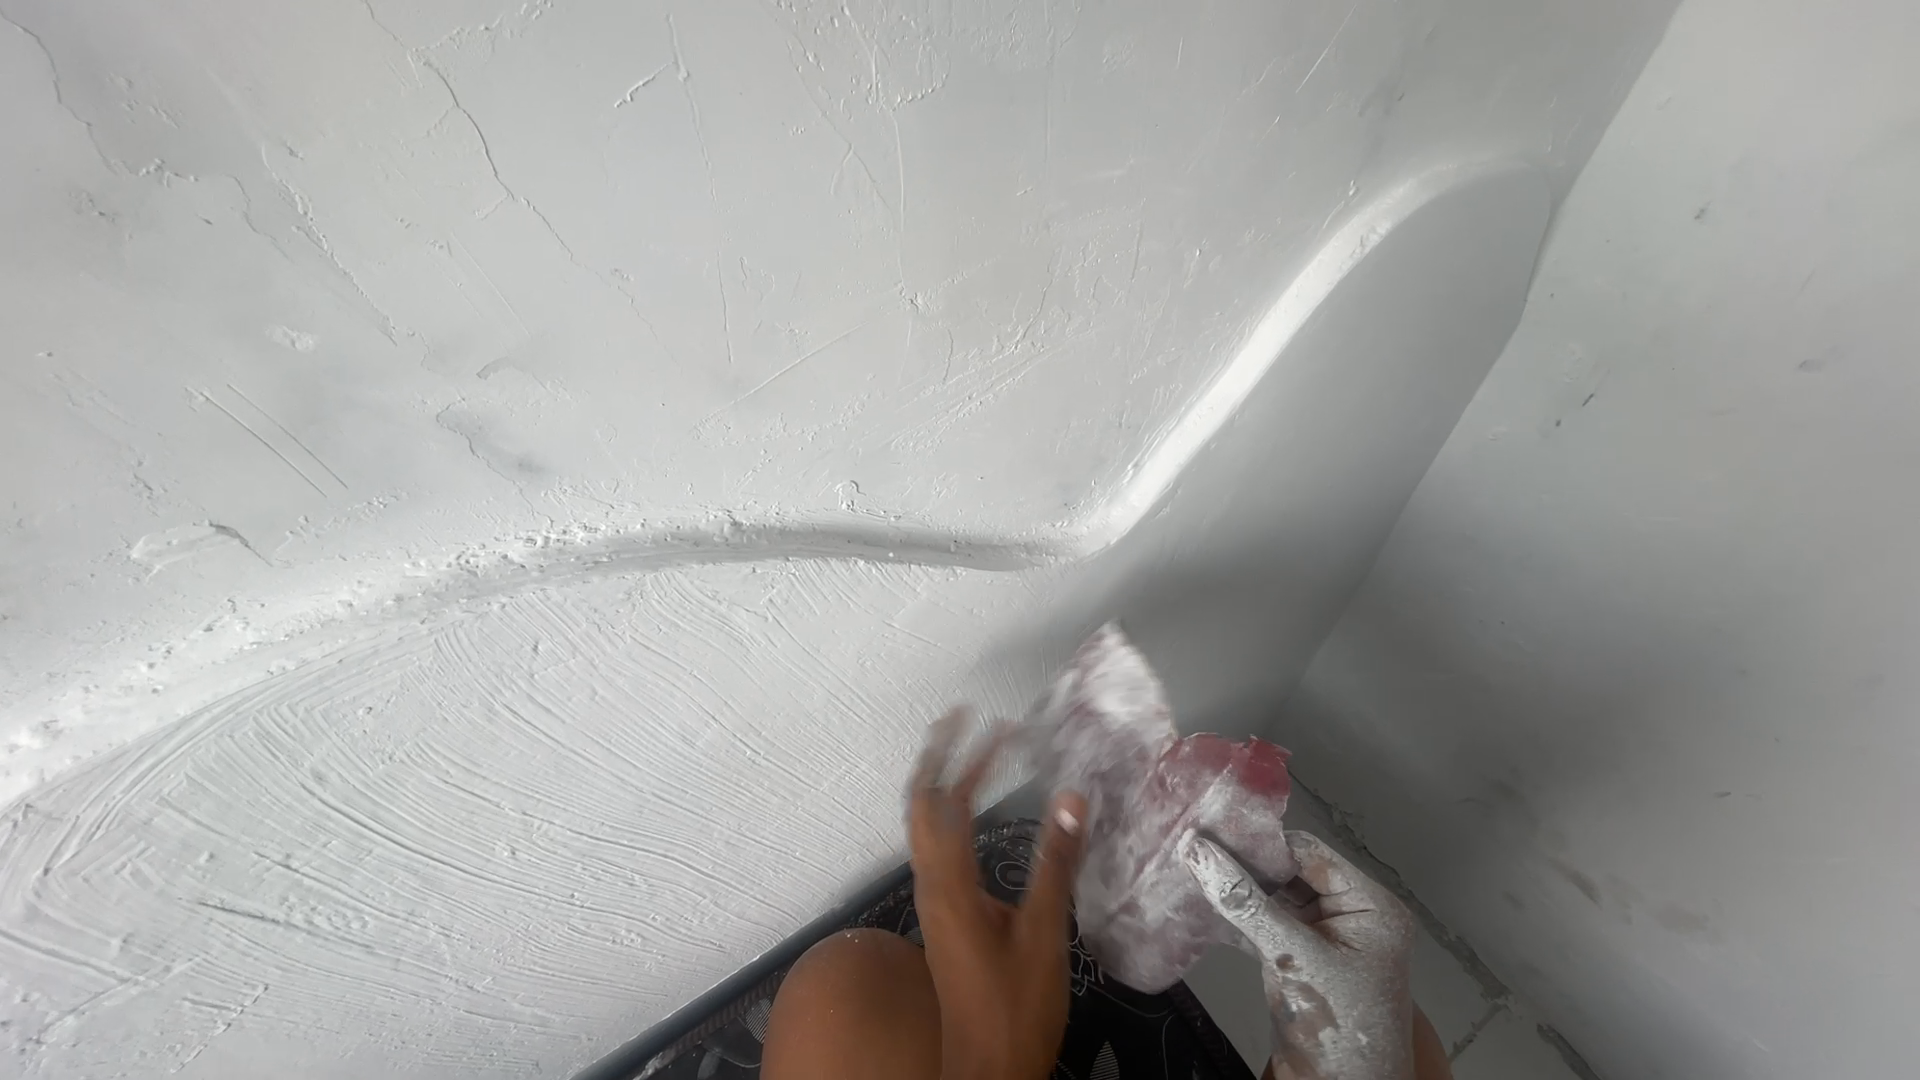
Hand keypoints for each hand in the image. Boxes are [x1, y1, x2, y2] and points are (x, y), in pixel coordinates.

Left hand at [908, 708, 1088, 1079]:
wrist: (986, 1067)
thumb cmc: (1015, 1004)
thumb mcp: (1043, 933)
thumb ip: (1056, 863)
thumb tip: (1072, 799)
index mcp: (950, 882)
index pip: (949, 801)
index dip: (971, 757)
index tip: (995, 724)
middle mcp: (930, 882)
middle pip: (918, 803)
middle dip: (935, 755)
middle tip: (957, 718)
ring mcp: (930, 897)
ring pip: (919, 822)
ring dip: (936, 779)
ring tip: (957, 747)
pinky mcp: (940, 909)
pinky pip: (931, 841)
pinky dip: (943, 809)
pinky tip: (964, 807)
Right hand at [1183, 830, 1416, 1079]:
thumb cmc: (1338, 1026)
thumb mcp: (1292, 957)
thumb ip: (1244, 900)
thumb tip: (1196, 848)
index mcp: (1369, 904)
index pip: (1308, 852)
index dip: (1262, 843)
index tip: (1211, 833)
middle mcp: (1349, 910)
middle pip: (1288, 868)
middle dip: (1245, 862)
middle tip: (1194, 847)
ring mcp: (1321, 931)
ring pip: (1271, 889)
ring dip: (1236, 884)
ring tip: (1190, 864)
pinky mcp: (1296, 950)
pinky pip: (1263, 914)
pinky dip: (1236, 908)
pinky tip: (1201, 895)